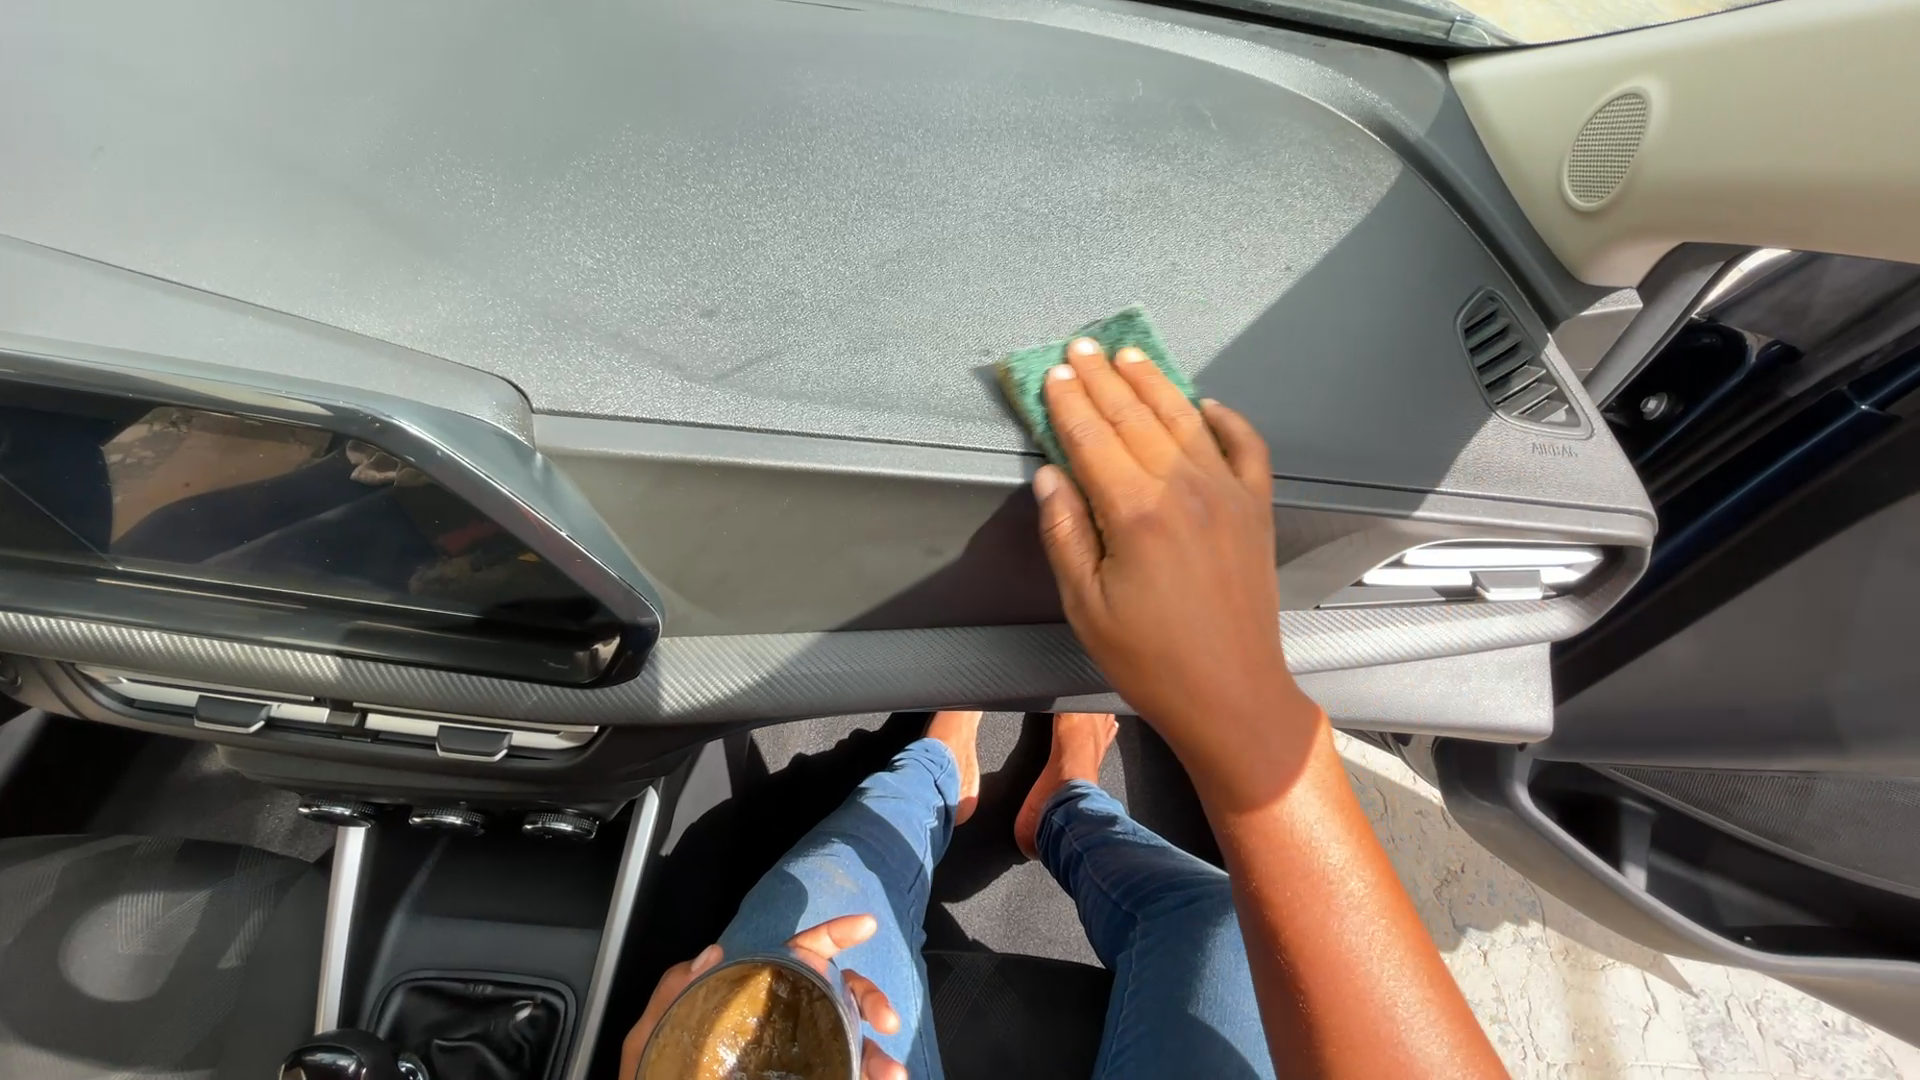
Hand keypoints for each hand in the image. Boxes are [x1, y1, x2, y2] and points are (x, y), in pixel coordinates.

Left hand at [618, 914, 907, 1079]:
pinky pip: (843, 1076)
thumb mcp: (652, 1038)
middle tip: (887, 1021)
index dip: (835, 933)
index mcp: (760, 995)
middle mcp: (788, 1022)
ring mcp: (799, 1060)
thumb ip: (674, 993)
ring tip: (892, 1075)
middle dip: (871, 999)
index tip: (866, 924)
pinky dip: (868, 1079)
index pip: (802, 953)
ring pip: (851, 1044)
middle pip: (840, 995)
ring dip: (878, 1056)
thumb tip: (713, 951)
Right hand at [1034, 338, 1322, 799]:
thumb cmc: (1148, 658)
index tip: (1051, 374)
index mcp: (1135, 513)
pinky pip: (1246, 447)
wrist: (1231, 693)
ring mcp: (1228, 493)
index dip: (1068, 404)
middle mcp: (1184, 489)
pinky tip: (1206, 402)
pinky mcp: (1257, 508)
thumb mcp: (1084, 604)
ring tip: (1130, 354)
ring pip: (1185, 420)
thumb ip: (1064, 532)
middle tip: (1082, 347)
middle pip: (1135, 418)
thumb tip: (1050, 476)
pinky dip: (1227, 419)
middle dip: (1103, 379)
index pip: (1092, 439)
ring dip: (1154, 383)